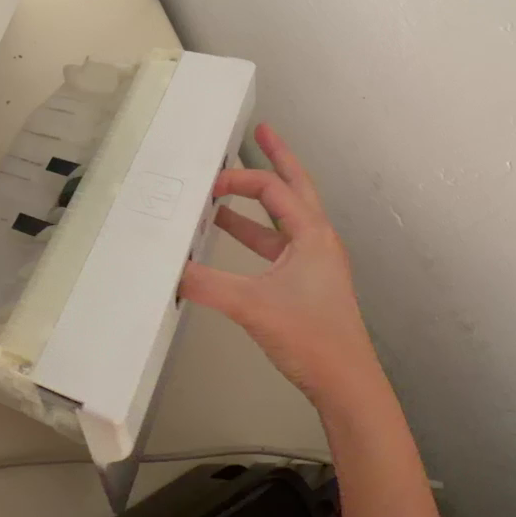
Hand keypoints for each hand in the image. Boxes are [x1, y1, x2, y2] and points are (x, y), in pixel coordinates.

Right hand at [180, 124, 382, 404]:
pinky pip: (277, 244)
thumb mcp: (252, 306)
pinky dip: (254, 233)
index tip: (208, 182)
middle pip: (295, 188)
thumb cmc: (310, 337)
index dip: (240, 180)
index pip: (273, 190)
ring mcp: (314, 262)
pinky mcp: (307, 283)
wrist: (347, 385)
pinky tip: (229, 236)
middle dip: (278, 158)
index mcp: (312, 234)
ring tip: (226, 188)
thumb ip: (207, 284)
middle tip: (262, 131)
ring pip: (284, 218)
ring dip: (257, 201)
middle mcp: (317, 240)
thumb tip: (168, 269)